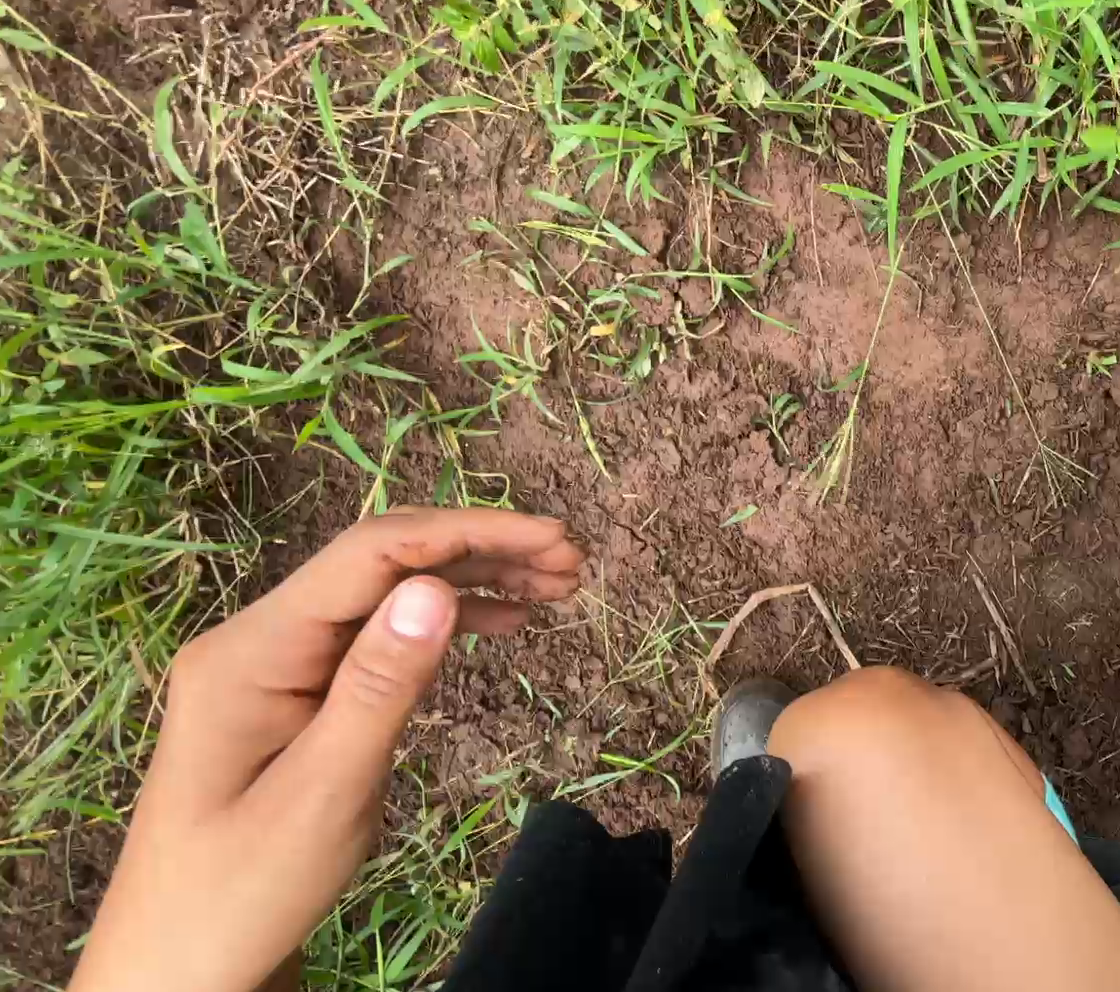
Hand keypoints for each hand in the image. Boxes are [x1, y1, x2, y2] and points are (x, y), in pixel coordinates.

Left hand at [70, 506, 583, 991]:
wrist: (186, 964)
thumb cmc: (246, 889)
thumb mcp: (324, 793)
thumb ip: (379, 685)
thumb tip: (435, 590)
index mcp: (255, 650)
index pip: (374, 554)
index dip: (470, 532)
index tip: (551, 538)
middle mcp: (269, 635)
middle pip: (391, 559)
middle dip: (487, 547)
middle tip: (572, 560)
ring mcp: (292, 657)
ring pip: (400, 587)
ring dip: (482, 575)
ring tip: (560, 584)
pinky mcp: (315, 681)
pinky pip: (395, 626)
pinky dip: (460, 614)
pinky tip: (512, 620)